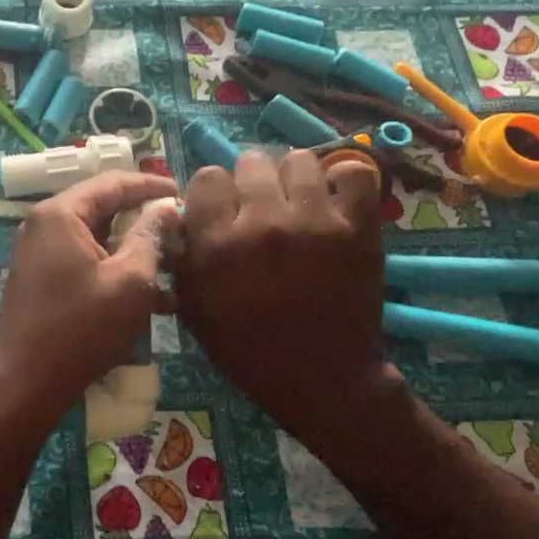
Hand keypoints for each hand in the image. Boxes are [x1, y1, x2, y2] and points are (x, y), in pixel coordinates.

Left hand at [0, 172, 180, 433]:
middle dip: (145, 222)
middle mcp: (43, 225)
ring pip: (97, 240)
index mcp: (60, 214)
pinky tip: (153, 299)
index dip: (152, 186)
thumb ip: (150, 236)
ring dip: (135, 252)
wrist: (28, 385)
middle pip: (103, 209)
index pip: (112, 183)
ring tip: (177, 270)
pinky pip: (85, 263)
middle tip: (184, 233)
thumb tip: (166, 207)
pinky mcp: (42, 280)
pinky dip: (115, 273)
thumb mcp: (130, 281)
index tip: (186, 195)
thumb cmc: (82, 329)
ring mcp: (38, 253)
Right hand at [171, 150, 387, 438]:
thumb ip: (182, 256)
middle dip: (252, 183)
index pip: (208, 176)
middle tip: (262, 209)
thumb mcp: (194, 307)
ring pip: (298, 160)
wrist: (321, 379)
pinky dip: (343, 180)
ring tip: (299, 204)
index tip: (224, 212)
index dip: (215, 193)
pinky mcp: (357, 227)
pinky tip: (335, 201)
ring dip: (294, 179)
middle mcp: (261, 223)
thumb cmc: (248, 348)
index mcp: (216, 243)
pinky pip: (354, 172)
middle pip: (251, 162)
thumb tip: (180, 214)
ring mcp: (313, 221)